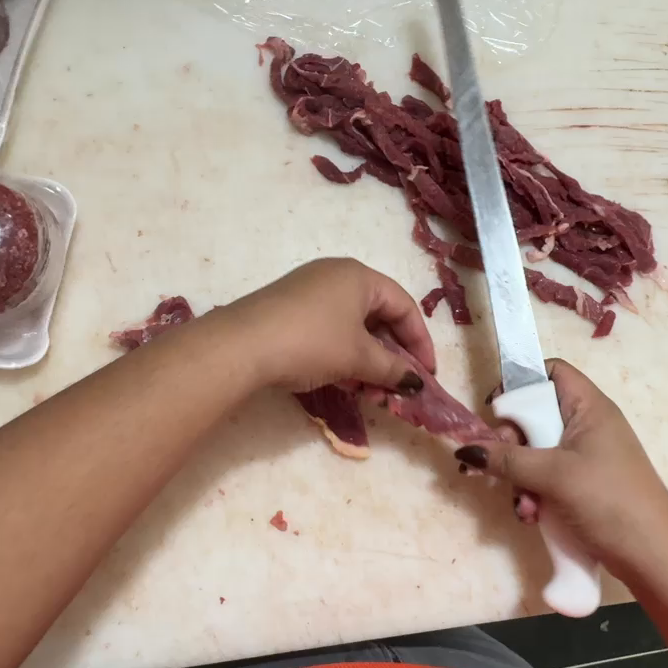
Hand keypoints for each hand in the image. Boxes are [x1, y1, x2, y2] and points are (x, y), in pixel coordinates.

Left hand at [218, 258, 436, 392]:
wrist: (241, 346)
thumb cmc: (311, 342)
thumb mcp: (358, 358)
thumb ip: (392, 369)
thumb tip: (415, 382)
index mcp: (359, 276)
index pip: (404, 306)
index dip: (420, 342)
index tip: (427, 375)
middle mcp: (336, 276)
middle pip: (378, 315)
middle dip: (392, 355)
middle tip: (398, 387)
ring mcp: (309, 292)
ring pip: (353, 327)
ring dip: (368, 360)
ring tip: (369, 391)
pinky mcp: (289, 311)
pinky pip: (329, 330)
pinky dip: (343, 355)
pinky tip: (342, 381)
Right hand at [459, 360, 667, 574]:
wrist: (654, 557)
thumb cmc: (609, 500)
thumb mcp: (552, 475)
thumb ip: (506, 459)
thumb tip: (465, 449)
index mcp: (588, 407)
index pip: (550, 372)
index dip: (521, 383)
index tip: (495, 409)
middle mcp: (586, 425)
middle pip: (534, 416)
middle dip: (511, 444)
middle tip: (498, 464)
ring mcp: (584, 457)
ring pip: (534, 452)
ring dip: (519, 477)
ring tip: (523, 505)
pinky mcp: (582, 486)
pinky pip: (545, 478)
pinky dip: (533, 494)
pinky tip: (531, 516)